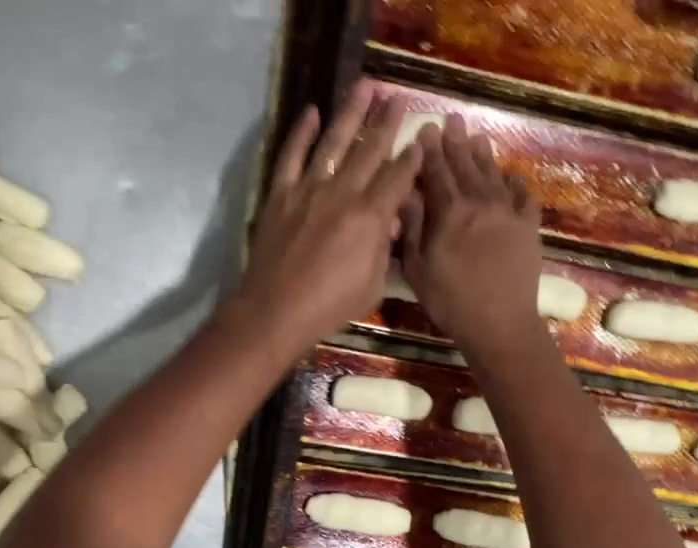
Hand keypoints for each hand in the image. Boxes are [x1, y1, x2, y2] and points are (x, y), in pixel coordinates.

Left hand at [234, 83, 421, 353]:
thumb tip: (388, 225)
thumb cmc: (329, 307)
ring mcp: (309, 190)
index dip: (412, 156)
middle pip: (371, 149)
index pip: (398, 176)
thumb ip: (383, 251)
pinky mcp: (281, 195)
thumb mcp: (372, 285)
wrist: (277, 310)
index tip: (420, 139)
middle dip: (388, 121)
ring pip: (334, 141)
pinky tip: (312, 112)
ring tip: (365, 87)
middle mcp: (344, 193)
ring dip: (351, 112)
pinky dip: (301, 132)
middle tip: (400, 98)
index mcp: (371, 217)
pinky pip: (291, 155)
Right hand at [398, 116, 545, 347]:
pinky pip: (524, 198)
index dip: (429, 151)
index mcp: (449, 212)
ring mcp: (508, 214)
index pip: (436, 173)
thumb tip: (408, 194)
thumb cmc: (450, 302)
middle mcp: (480, 203)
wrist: (500, 323)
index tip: (424, 129)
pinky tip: (512, 177)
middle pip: (466, 166)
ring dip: (484, 156)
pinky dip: (517, 184)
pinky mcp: (528, 229)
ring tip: (478, 138)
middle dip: (456, 142)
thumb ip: (413, 228)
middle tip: (452, 120)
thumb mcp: (418, 270)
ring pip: (494, 176)